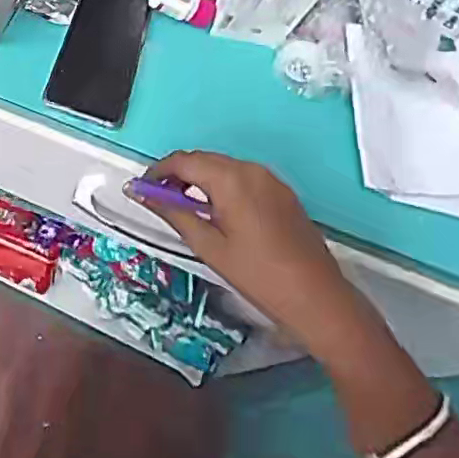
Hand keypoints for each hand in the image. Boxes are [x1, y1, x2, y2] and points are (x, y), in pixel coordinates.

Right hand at [130, 151, 370, 356]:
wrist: (316, 298)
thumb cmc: (258, 275)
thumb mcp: (208, 246)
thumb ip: (172, 213)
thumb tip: (142, 194)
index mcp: (231, 180)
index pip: (183, 161)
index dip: (157, 172)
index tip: (142, 188)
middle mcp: (251, 170)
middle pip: (203, 159)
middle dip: (177, 174)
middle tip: (159, 199)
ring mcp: (270, 180)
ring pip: (222, 167)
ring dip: (199, 179)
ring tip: (184, 208)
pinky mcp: (281, 192)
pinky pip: (242, 177)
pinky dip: (221, 186)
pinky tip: (215, 212)